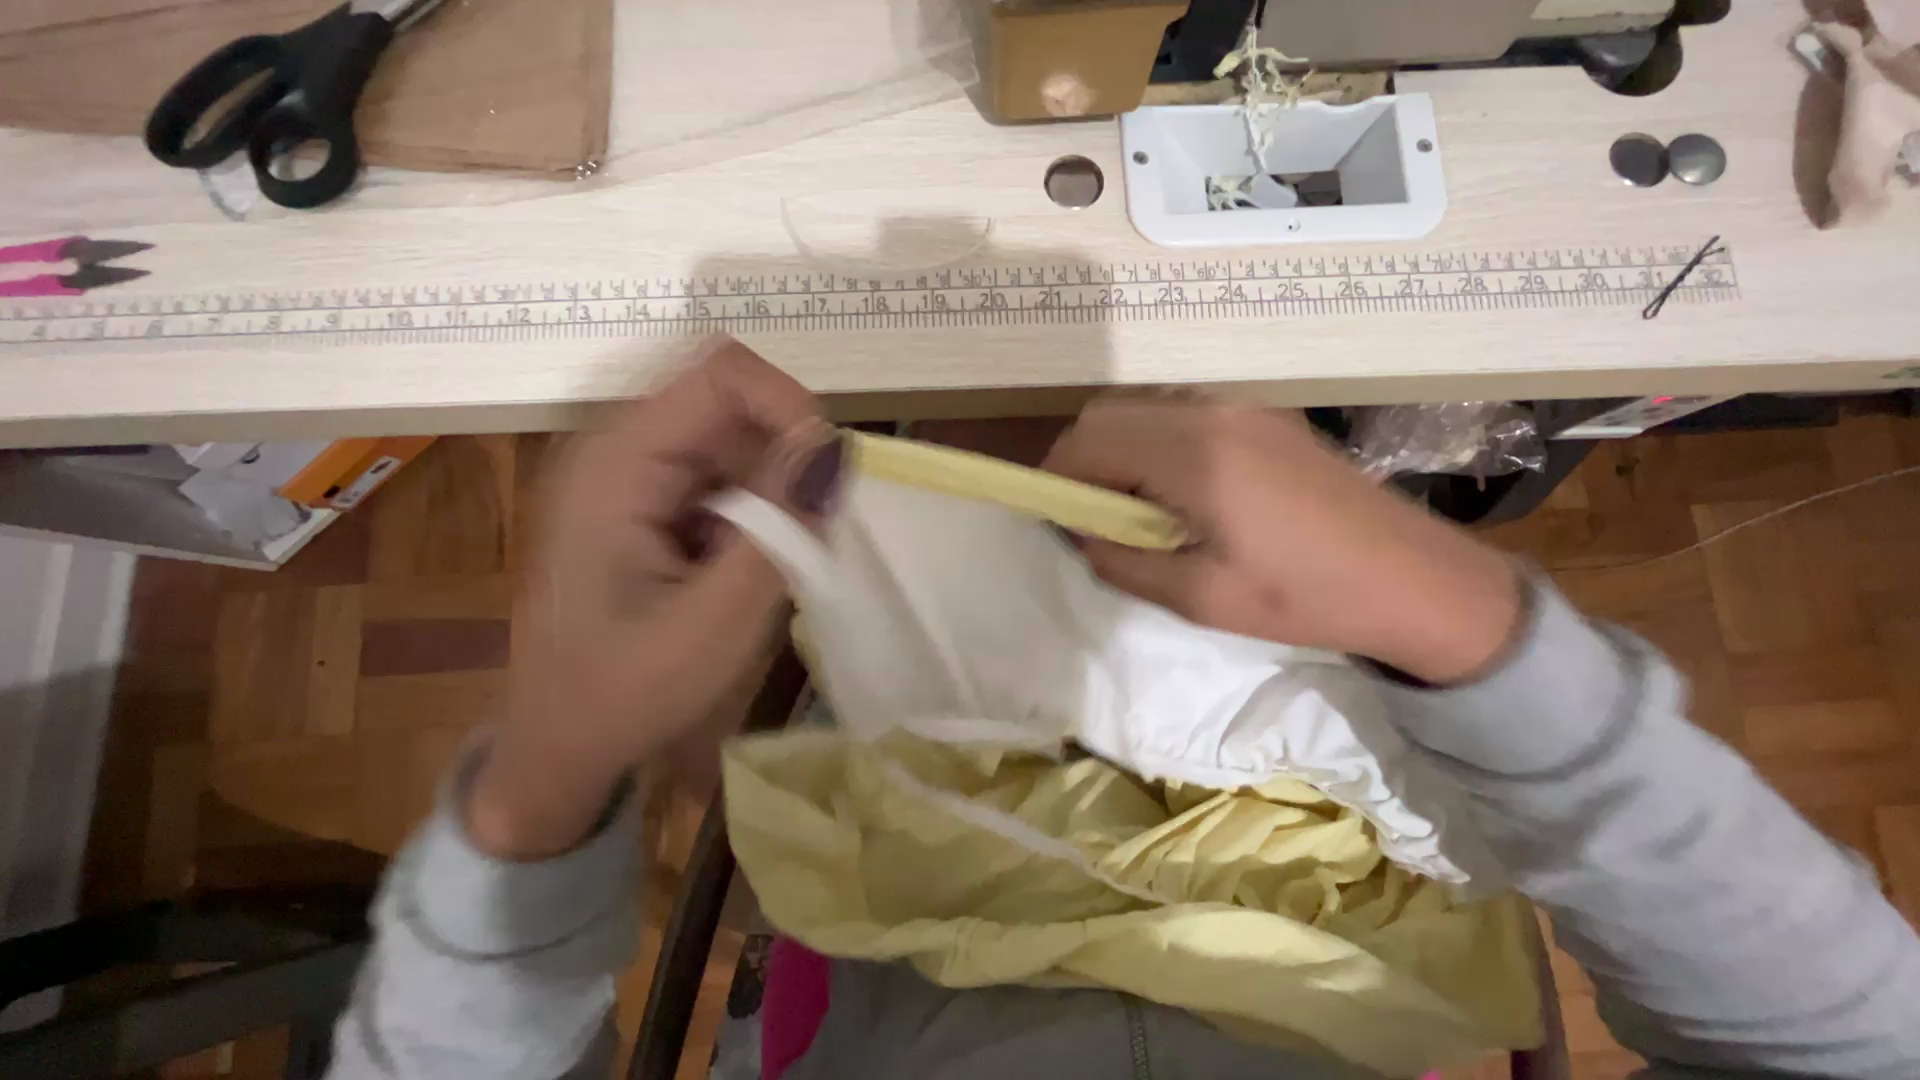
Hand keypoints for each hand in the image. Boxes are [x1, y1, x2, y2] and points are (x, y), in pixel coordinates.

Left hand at [468, 339, 842, 859]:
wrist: (562, 746)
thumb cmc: (626, 694)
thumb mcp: (716, 622)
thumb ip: (779, 530)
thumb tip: (834, 450)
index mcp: (618, 465)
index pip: (721, 376)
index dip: (789, 405)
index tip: (829, 477)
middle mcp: (618, 450)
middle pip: (730, 400)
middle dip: (785, 454)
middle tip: (806, 529)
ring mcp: (630, 475)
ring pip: (733, 438)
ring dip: (773, 487)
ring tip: (771, 559)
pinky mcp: (645, 502)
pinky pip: (721, 474)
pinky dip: (755, 508)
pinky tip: (744, 565)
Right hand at [1043, 399, 1522, 684]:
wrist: (1416, 580)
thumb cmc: (1304, 598)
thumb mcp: (1199, 596)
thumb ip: (1122, 558)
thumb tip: (1079, 532)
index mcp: (1193, 453)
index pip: (1088, 441)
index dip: (1055, 477)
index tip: (1051, 519)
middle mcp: (1212, 411)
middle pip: (1109, 412)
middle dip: (1081, 460)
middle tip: (1086, 518)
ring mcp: (1242, 406)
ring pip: (1144, 407)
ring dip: (1118, 448)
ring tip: (1130, 510)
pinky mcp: (1264, 415)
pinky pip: (1182, 412)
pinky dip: (1155, 442)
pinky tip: (1175, 493)